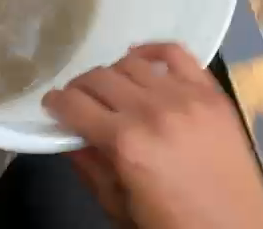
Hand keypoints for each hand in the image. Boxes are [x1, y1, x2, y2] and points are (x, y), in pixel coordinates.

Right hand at [44, 44, 262, 228]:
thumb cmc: (176, 228)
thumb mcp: (121, 209)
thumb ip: (91, 169)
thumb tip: (69, 134)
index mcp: (126, 144)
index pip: (73, 104)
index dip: (55, 103)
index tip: (52, 105)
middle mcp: (151, 111)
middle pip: (98, 77)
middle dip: (80, 89)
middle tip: (80, 102)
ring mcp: (184, 97)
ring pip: (130, 63)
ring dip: (114, 75)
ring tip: (114, 90)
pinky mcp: (211, 93)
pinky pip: (175, 52)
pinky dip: (152, 50)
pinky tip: (141, 61)